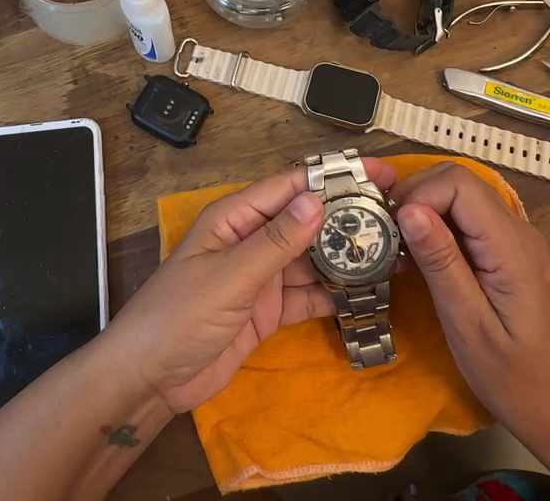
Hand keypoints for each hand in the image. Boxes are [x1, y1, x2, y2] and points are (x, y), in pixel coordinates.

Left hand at [104, 158, 395, 412]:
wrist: (152, 377)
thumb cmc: (178, 316)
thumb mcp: (229, 277)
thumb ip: (274, 243)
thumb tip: (315, 200)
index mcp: (234, 218)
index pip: (288, 187)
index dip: (332, 178)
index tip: (376, 172)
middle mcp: (250, 240)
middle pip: (305, 221)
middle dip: (347, 217)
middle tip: (397, 216)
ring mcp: (260, 276)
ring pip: (311, 258)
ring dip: (346, 256)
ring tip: (393, 252)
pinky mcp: (267, 310)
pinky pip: (307, 294)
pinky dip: (334, 293)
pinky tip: (368, 292)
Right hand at [390, 163, 549, 449]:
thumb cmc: (517, 380)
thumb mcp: (468, 325)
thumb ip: (440, 262)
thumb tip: (407, 210)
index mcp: (512, 248)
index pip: (459, 183)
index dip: (418, 194)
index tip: (392, 229)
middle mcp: (520, 232)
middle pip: (459, 180)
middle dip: (415, 196)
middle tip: (387, 235)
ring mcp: (519, 241)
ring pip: (462, 195)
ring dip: (424, 209)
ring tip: (399, 246)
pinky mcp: (511, 254)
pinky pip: (470, 218)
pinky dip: (438, 224)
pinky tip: (422, 256)